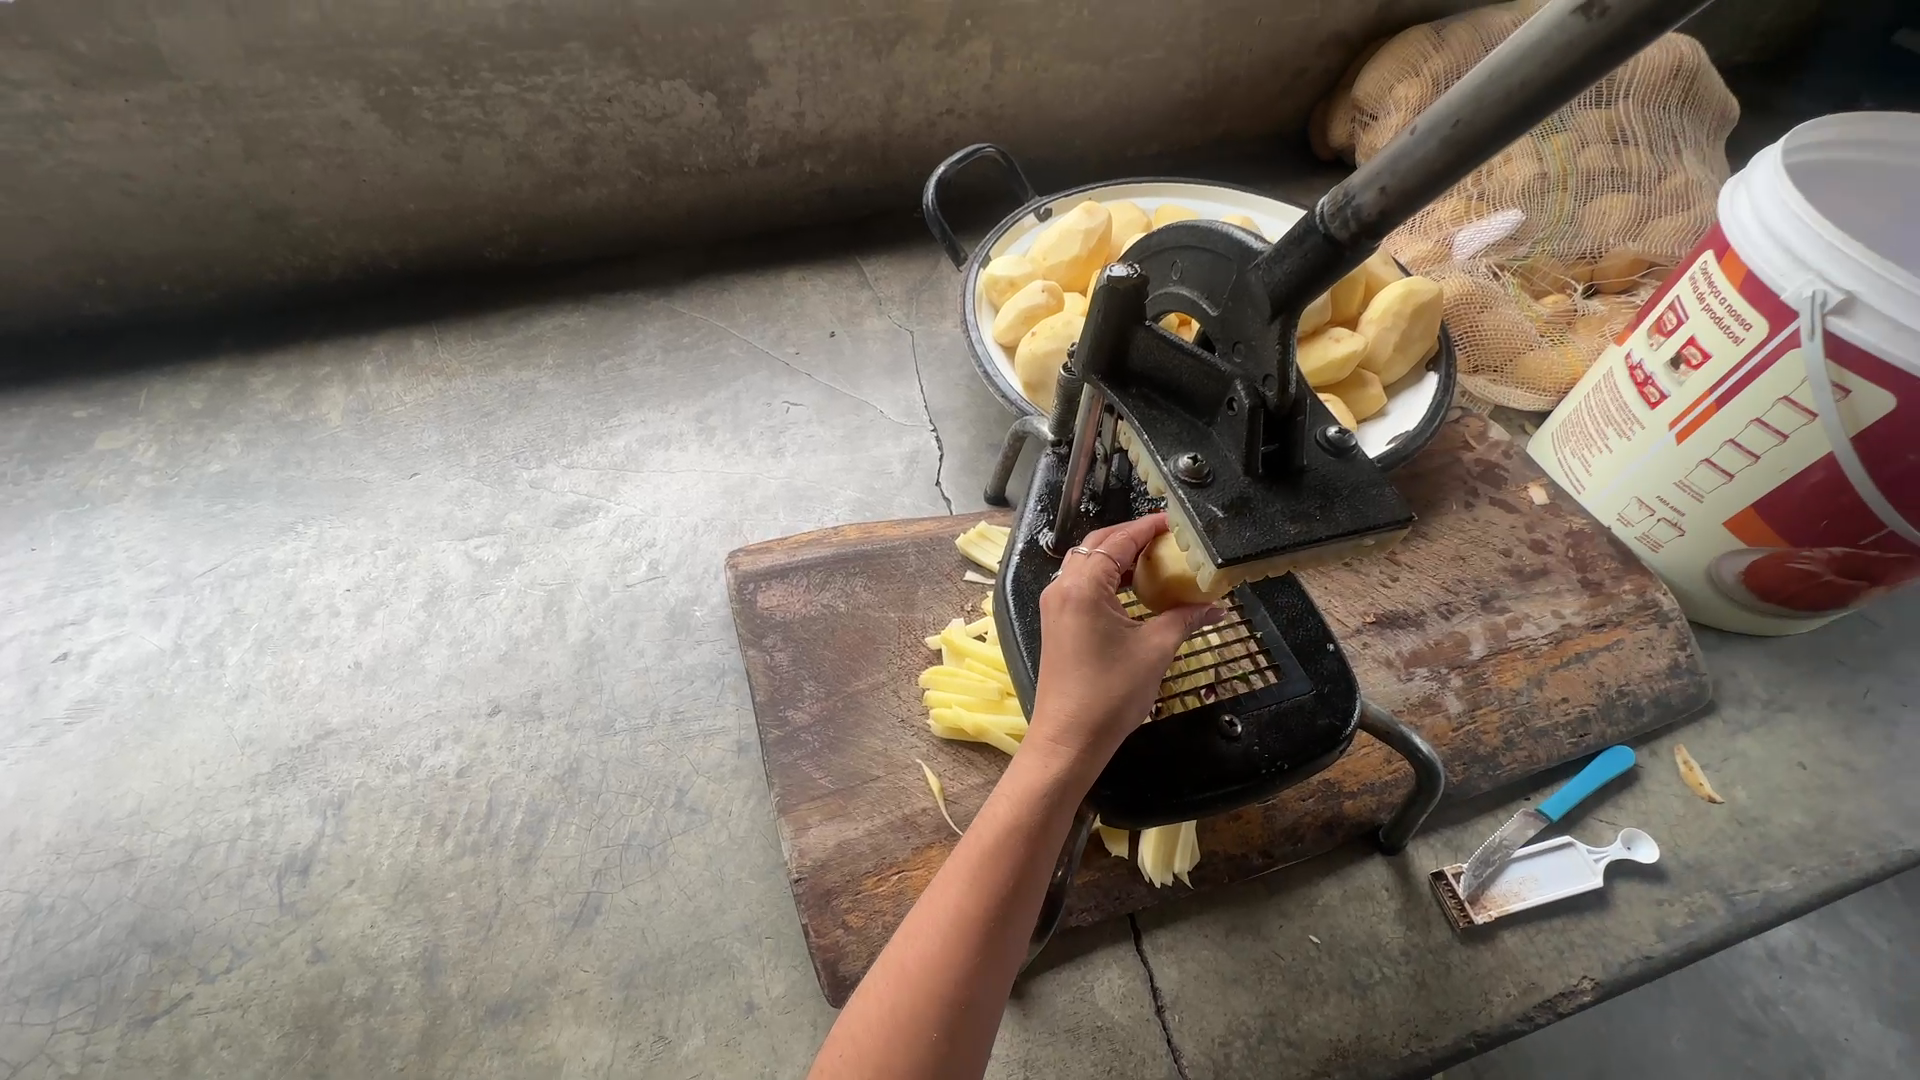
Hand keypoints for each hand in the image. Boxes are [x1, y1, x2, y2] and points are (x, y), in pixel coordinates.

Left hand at [1026, 513, 1224, 773]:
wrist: (1069, 738)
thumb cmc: (1111, 694)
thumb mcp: (1156, 650)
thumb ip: (1184, 617)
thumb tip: (1215, 605)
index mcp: (1082, 585)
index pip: (1118, 540)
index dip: (1148, 527)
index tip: (1176, 521)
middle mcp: (1062, 586)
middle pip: (1097, 545)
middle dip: (1133, 538)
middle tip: (1169, 539)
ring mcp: (1055, 604)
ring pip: (1087, 564)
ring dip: (1119, 558)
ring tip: (1157, 560)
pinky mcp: (1057, 621)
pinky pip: (1082, 584)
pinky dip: (1108, 578)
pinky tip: (1135, 589)